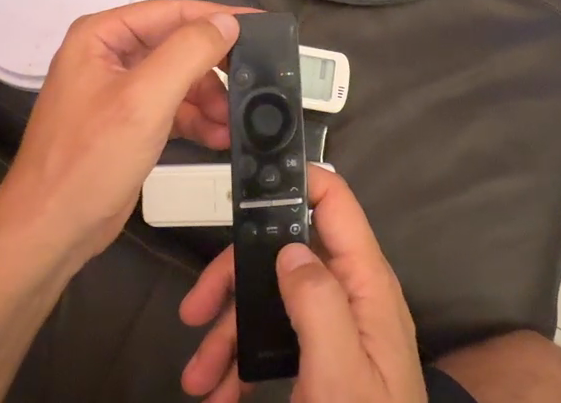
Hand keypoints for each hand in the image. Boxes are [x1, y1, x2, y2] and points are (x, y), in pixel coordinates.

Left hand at [0, 0, 255, 266]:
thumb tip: (227, 22)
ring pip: (179, 79)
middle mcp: (108, 54)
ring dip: (209, 98)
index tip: (261, 27)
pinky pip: (172, 107)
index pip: (171, 13)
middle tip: (252, 81)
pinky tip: (218, 137)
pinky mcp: (128, 122)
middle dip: (214, 68)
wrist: (51, 231)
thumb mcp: (145, 99)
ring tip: (232, 122)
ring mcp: (118, 90)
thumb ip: (189, 52)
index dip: (217, 18)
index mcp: (101, 36)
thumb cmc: (90, 159)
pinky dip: (196, 119)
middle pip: (178, 45)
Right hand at [179, 166, 425, 401]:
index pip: (336, 204)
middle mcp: (351, 295)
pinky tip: (219, 391)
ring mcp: (335, 327)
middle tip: (194, 310)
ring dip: (229, 330)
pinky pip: (274, 339)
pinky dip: (241, 361)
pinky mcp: (320, 358)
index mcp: (366, 284)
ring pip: (271, 298)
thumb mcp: (341, 372)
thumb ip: (318, 301)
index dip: (297, 179)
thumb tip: (289, 245)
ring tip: (197, 376)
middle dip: (236, 278)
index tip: (248, 181)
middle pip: (286, 251)